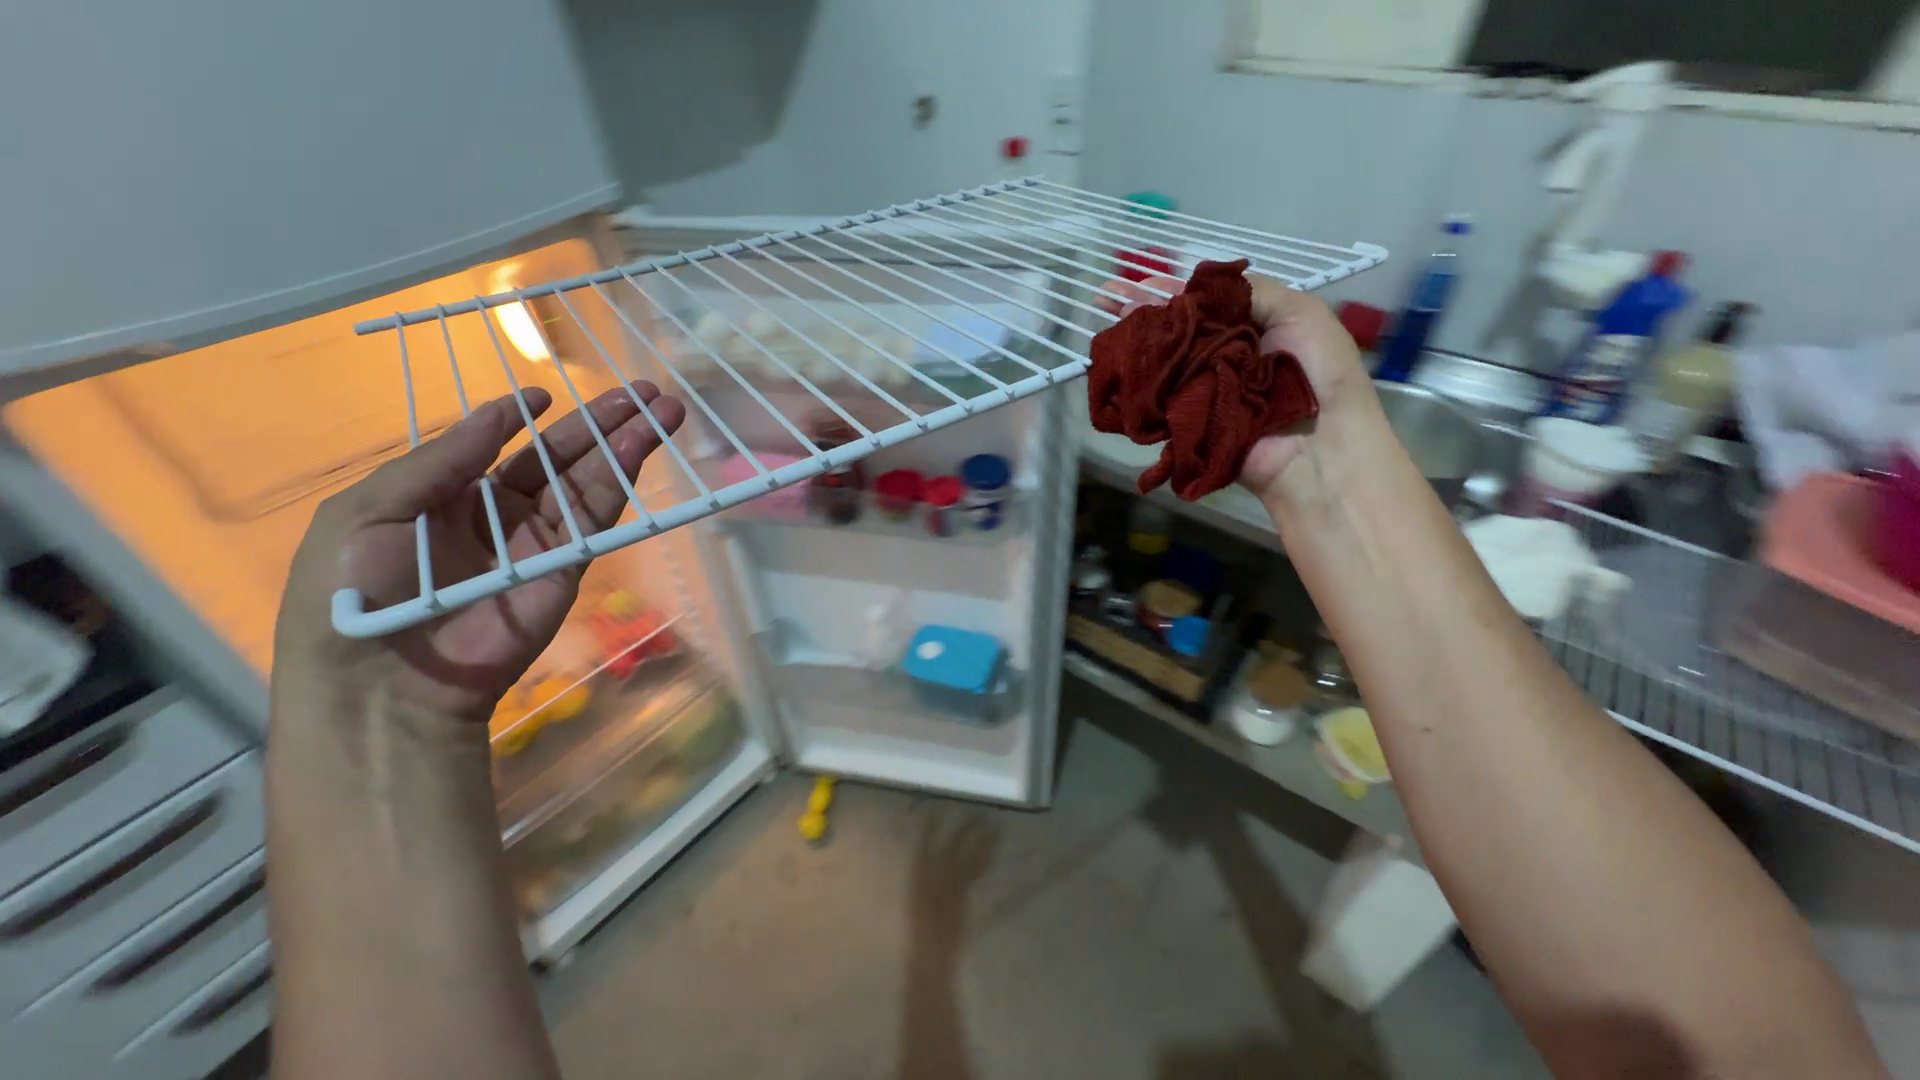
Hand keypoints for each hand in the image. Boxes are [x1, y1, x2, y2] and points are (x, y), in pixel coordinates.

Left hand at [272, 383, 686, 727]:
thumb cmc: (358, 588)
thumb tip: (498, 413)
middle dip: (598, 422)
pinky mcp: (567, 567)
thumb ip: (437, 460)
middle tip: (643, 391)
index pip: (495, 448)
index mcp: (444, 495)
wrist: (388, 679)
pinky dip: (622, 480)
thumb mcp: (371, 510)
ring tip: (662, 408)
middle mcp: (498, 513)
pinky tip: (641, 448)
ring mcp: (539, 541)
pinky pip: (597, 517)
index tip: (542, 396)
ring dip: (625, 442)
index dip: (519, 420)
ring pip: (588, 481)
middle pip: (557, 458)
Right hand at [1099, 273, 1376, 502]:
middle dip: (1140, 314)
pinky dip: (1137, 387)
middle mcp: (1223, 354)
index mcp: (1250, 326)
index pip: (1200, 302)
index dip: (1167, 289)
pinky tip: (1116, 369)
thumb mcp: (1299, 311)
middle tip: (1105, 301)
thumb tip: (1195, 287)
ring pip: (1162, 362)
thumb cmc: (1318, 373)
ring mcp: (1203, 389)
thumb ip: (1251, 292)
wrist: (1320, 448)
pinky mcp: (1189, 421)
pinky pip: (1159, 400)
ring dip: (1134, 346)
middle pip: (1174, 330)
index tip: (1134, 282)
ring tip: (1106, 332)